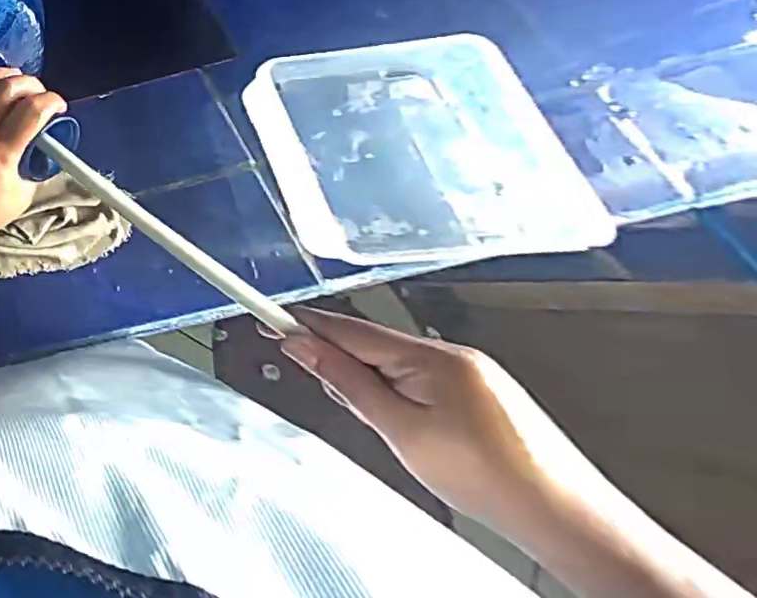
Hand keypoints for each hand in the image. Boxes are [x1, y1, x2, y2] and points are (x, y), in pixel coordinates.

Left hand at [0, 65, 65, 254]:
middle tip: (39, 92)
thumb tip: (41, 143)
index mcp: (2, 150)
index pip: (32, 110)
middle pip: (6, 89)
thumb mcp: (23, 193)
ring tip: (14, 78)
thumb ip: (33, 163)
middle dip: (29, 83)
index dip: (51, 101)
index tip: (59, 106)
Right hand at [276, 307, 586, 531]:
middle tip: (336, 397)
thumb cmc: (495, 482)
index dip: (299, 322)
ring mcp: (471, 373)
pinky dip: (396, 392)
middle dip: (340, 363)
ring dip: (371, 383)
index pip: (345, 328)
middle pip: (368, 343)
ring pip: (392, 363)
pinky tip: (408, 425)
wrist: (580, 529)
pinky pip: (418, 377)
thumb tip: (301, 346)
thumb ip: (344, 382)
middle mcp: (453, 355)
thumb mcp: (399, 431)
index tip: (262, 312)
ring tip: (387, 427)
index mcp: (433, 357)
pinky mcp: (481, 392)